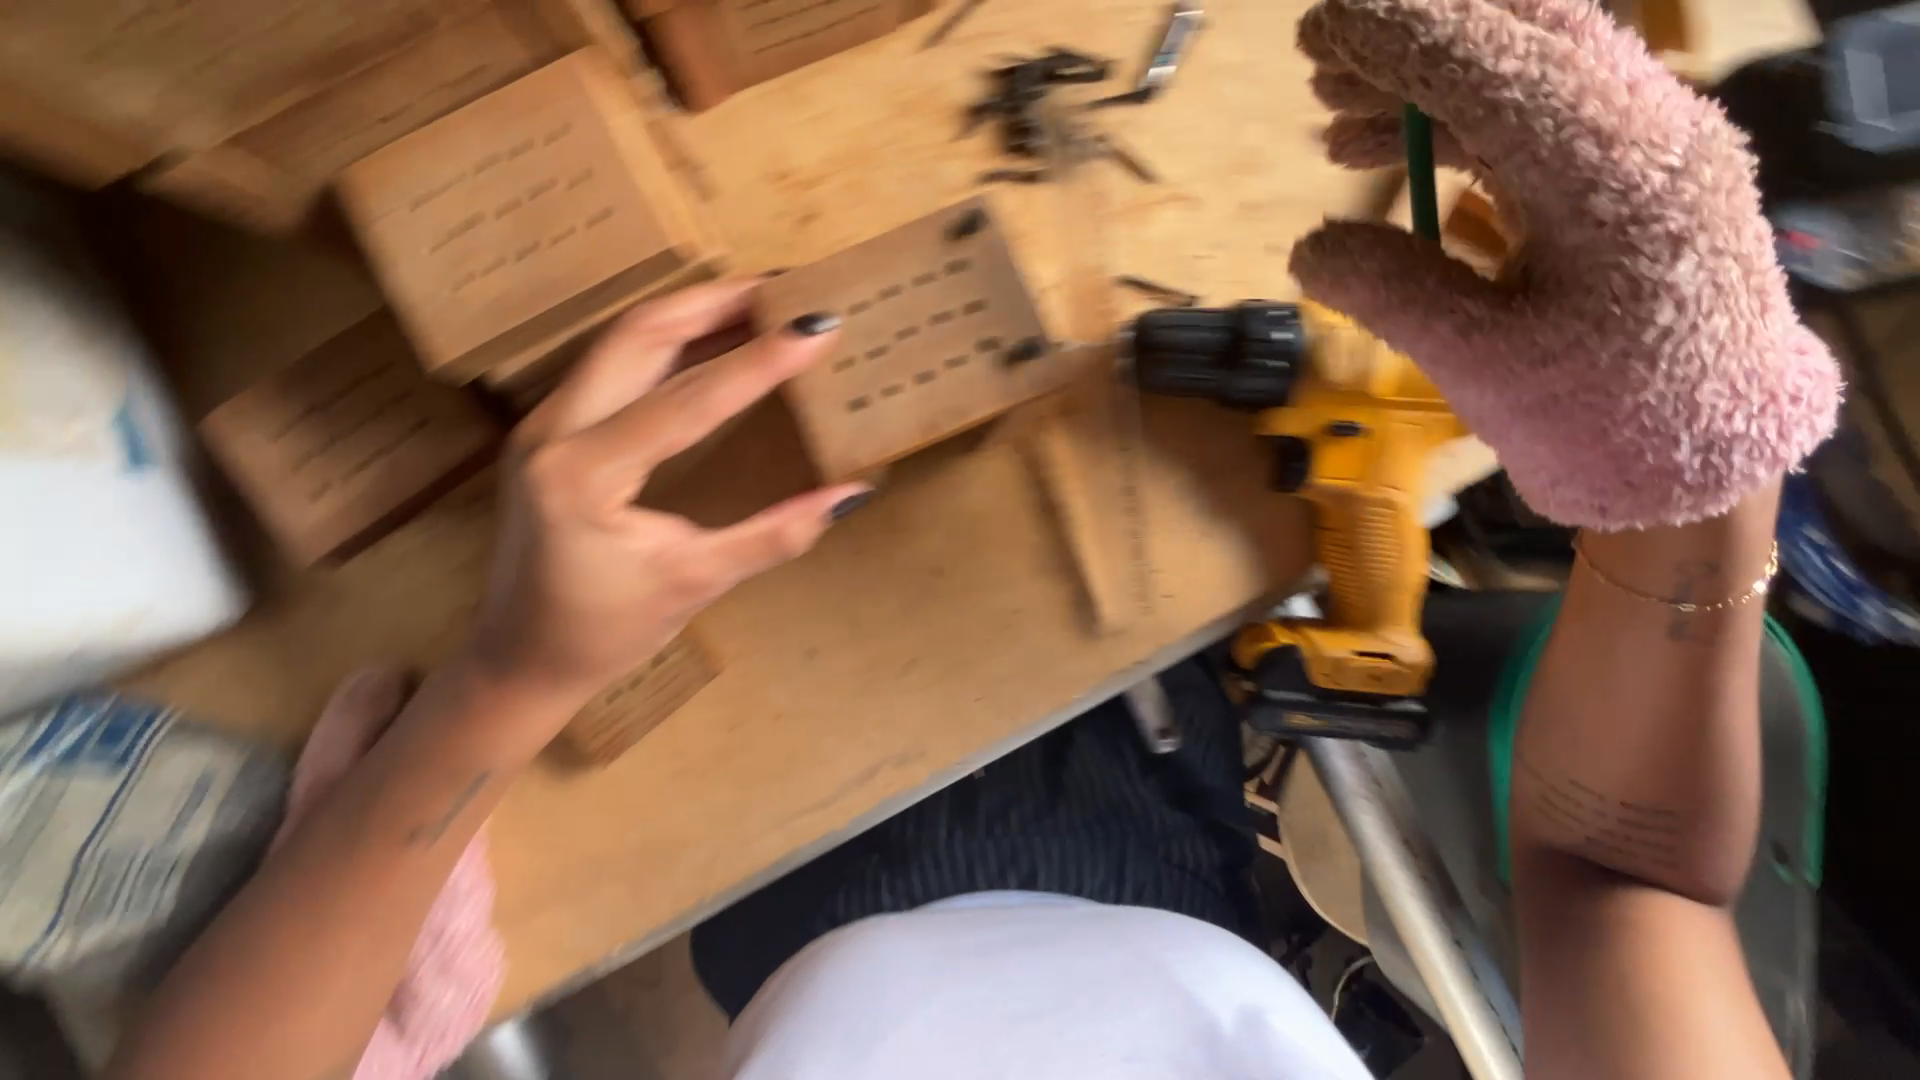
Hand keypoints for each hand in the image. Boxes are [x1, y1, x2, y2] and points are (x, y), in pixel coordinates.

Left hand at [464, 280, 867, 717]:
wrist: (520, 657)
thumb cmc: (605, 630)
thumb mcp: (697, 582)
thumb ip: (775, 535)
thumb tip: (852, 494)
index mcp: (585, 475)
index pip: (687, 399)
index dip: (759, 362)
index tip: (817, 327)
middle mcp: (554, 431)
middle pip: (639, 335)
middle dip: (716, 302)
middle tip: (784, 286)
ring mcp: (545, 423)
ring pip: (622, 340)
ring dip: (691, 313)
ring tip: (756, 299)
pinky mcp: (553, 429)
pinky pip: (613, 364)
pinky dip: (669, 341)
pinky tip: (711, 338)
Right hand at [1291, 0, 1838, 529]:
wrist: (1696, 457)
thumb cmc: (1597, 417)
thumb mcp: (1481, 361)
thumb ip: (1392, 292)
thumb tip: (1308, 247)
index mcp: (1615, 172)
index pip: (1498, 64)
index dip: (1402, 39)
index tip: (1321, 25)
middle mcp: (1640, 135)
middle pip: (1523, 38)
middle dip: (1415, 39)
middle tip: (1322, 54)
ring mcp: (1633, 155)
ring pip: (1521, 77)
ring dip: (1424, 86)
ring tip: (1335, 116)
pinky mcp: (1615, 185)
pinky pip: (1527, 127)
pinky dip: (1452, 129)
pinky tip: (1386, 156)